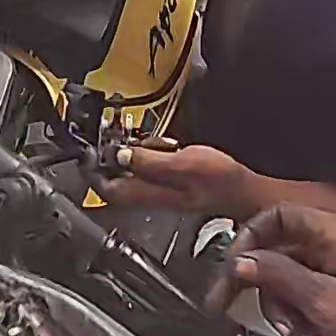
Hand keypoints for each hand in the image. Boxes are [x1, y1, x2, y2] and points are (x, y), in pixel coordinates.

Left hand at [98, 142, 261, 217]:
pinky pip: (149, 166)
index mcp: (148, 193)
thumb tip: (120, 156)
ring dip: (134, 153)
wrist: (243, 190)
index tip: (91, 150)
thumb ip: (149, 161)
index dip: (94, 170)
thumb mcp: (183, 164)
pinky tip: (164, 146)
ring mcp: (159, 189)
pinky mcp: (170, 181)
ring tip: (149, 142)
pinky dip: (150, 154)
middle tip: (122, 140)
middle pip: (116, 179)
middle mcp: (149, 195)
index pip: (107, 188)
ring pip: (131, 171)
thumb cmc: (220, 180)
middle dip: (115, 156)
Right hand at [217, 205, 335, 335]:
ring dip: (282, 301)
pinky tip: (307, 335)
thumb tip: (241, 261)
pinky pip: (311, 293)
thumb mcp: (327, 305)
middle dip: (263, 278)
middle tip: (235, 304)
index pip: (284, 216)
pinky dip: (300, 312)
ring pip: (294, 273)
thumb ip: (279, 277)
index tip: (233, 266)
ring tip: (292, 330)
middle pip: (284, 246)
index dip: (252, 237)